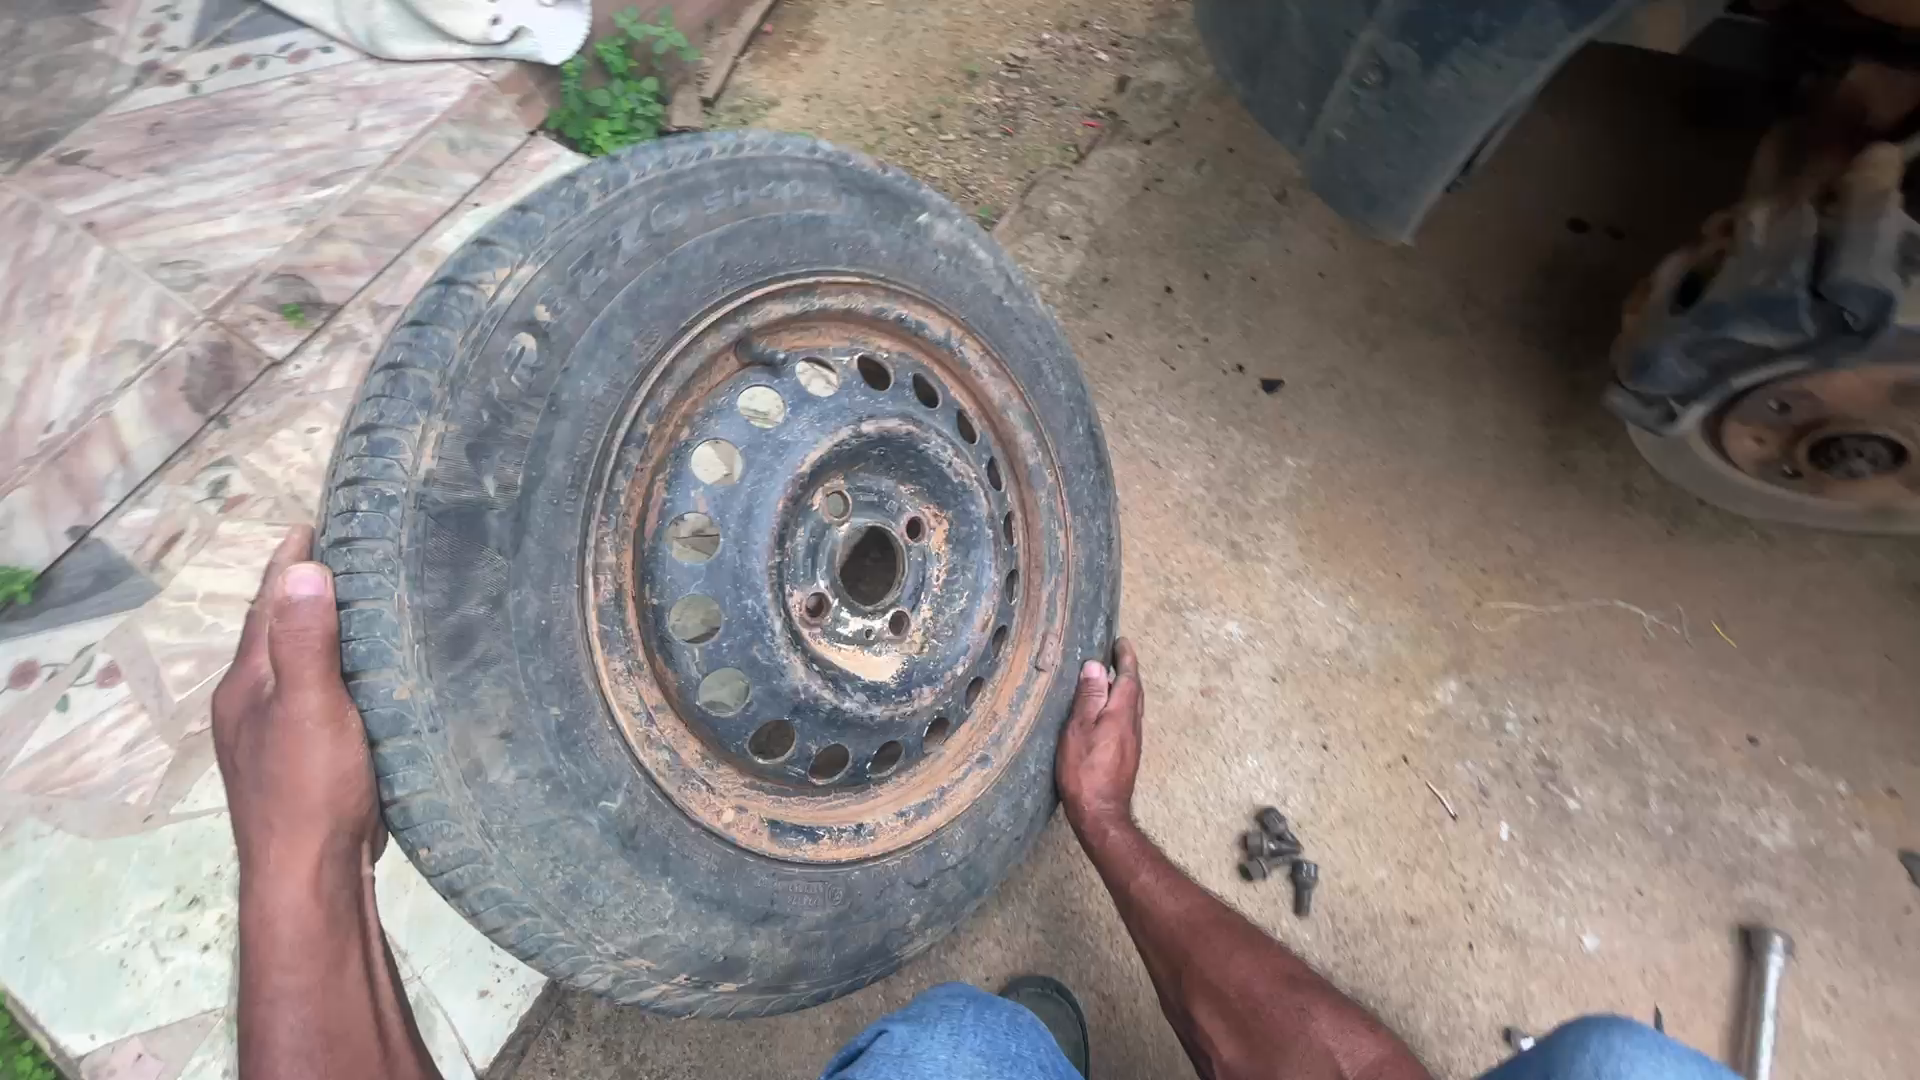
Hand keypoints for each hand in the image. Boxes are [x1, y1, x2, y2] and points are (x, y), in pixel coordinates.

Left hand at [212, 526, 384, 877]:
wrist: (310, 867)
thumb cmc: (310, 785)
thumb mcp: (310, 708)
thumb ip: (305, 643)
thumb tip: (303, 571)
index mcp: (249, 684)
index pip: (265, 608)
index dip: (285, 566)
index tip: (311, 525)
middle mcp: (255, 700)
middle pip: (278, 631)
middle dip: (302, 589)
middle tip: (349, 553)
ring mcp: (280, 729)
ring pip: (301, 660)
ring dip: (322, 625)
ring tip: (365, 599)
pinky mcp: (312, 749)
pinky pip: (325, 686)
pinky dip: (342, 662)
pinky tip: (372, 666)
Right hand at [1056, 637, 1142, 833]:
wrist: (1101, 814)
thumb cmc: (1084, 771)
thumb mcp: (1079, 729)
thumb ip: (1089, 697)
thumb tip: (1096, 666)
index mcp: (1121, 714)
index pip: (1128, 678)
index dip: (1125, 658)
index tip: (1121, 641)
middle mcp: (1133, 725)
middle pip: (1134, 690)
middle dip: (1127, 670)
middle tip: (1117, 654)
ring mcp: (1132, 741)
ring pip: (1133, 705)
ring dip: (1125, 687)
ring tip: (1112, 677)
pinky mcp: (1127, 754)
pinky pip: (1128, 719)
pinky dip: (1121, 704)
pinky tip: (1110, 710)